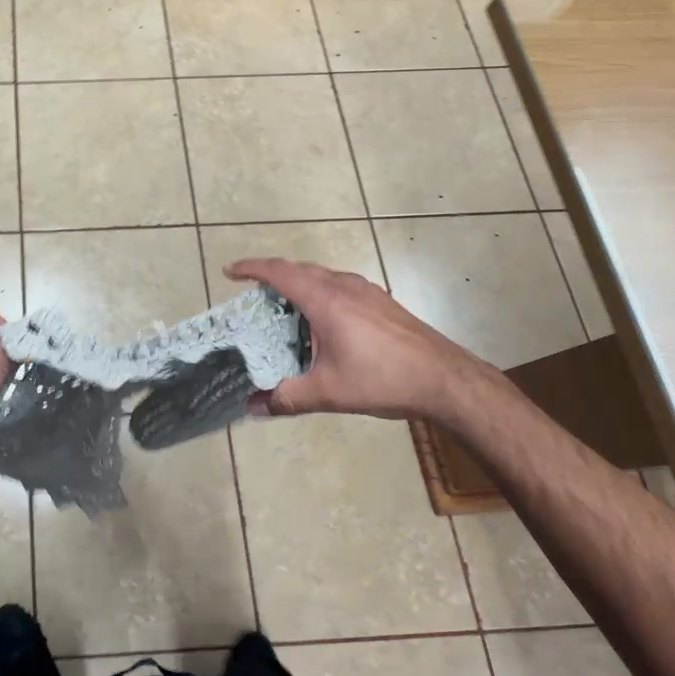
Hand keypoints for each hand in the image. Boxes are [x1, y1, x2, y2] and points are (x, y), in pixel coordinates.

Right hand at [226, 258, 487, 420]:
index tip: (229, 272)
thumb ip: (286, 398)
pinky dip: (320, 293)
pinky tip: (324, 322)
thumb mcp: (328, 393)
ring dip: (298, 284)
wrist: (445, 380)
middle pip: (299, 270)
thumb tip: (252, 407)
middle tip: (253, 297)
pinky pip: (339, 286)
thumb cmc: (382, 379)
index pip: (279, 272)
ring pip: (322, 276)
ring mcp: (366, 291)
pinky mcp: (382, 301)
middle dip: (272, 277)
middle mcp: (343, 286)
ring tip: (285, 310)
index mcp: (325, 300)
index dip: (251, 268)